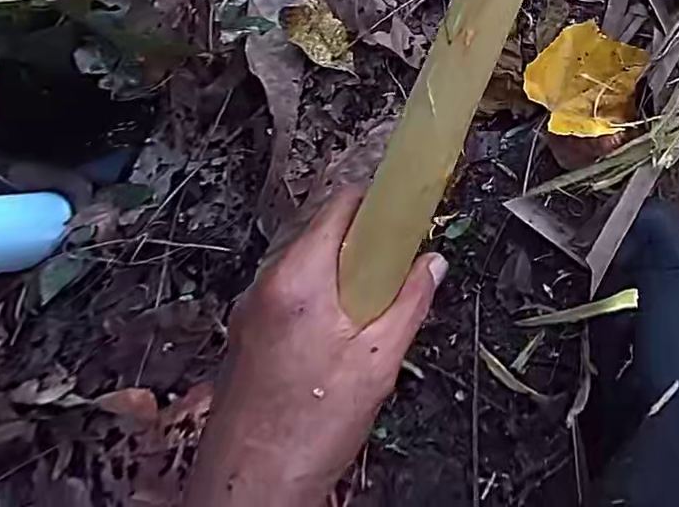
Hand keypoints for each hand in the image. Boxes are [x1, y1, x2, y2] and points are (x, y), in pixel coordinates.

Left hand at [186, 190, 445, 506]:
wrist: (245, 498)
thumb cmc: (308, 432)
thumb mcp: (379, 362)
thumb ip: (411, 301)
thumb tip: (433, 263)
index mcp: (299, 278)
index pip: (341, 204)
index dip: (377, 201)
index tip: (404, 214)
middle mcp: (267, 283)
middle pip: (324, 229)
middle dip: (363, 240)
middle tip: (393, 268)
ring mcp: (252, 308)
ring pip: (308, 260)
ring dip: (342, 268)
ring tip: (368, 307)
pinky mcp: (247, 331)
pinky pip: (291, 288)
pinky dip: (320, 292)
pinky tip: (338, 334)